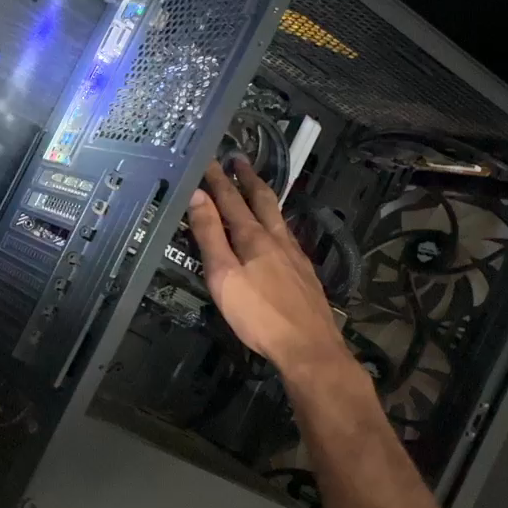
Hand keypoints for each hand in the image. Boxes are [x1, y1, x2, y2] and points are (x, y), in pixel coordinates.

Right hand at [185, 159, 350, 378]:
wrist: (309, 348)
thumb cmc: (258, 314)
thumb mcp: (223, 275)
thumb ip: (209, 235)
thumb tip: (197, 195)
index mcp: (253, 237)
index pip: (231, 200)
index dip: (218, 178)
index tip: (209, 158)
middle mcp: (277, 239)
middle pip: (262, 201)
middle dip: (248, 178)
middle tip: (239, 159)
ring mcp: (295, 256)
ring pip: (278, 217)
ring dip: (265, 197)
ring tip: (257, 187)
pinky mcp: (304, 273)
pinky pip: (287, 235)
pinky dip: (276, 222)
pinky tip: (277, 232)